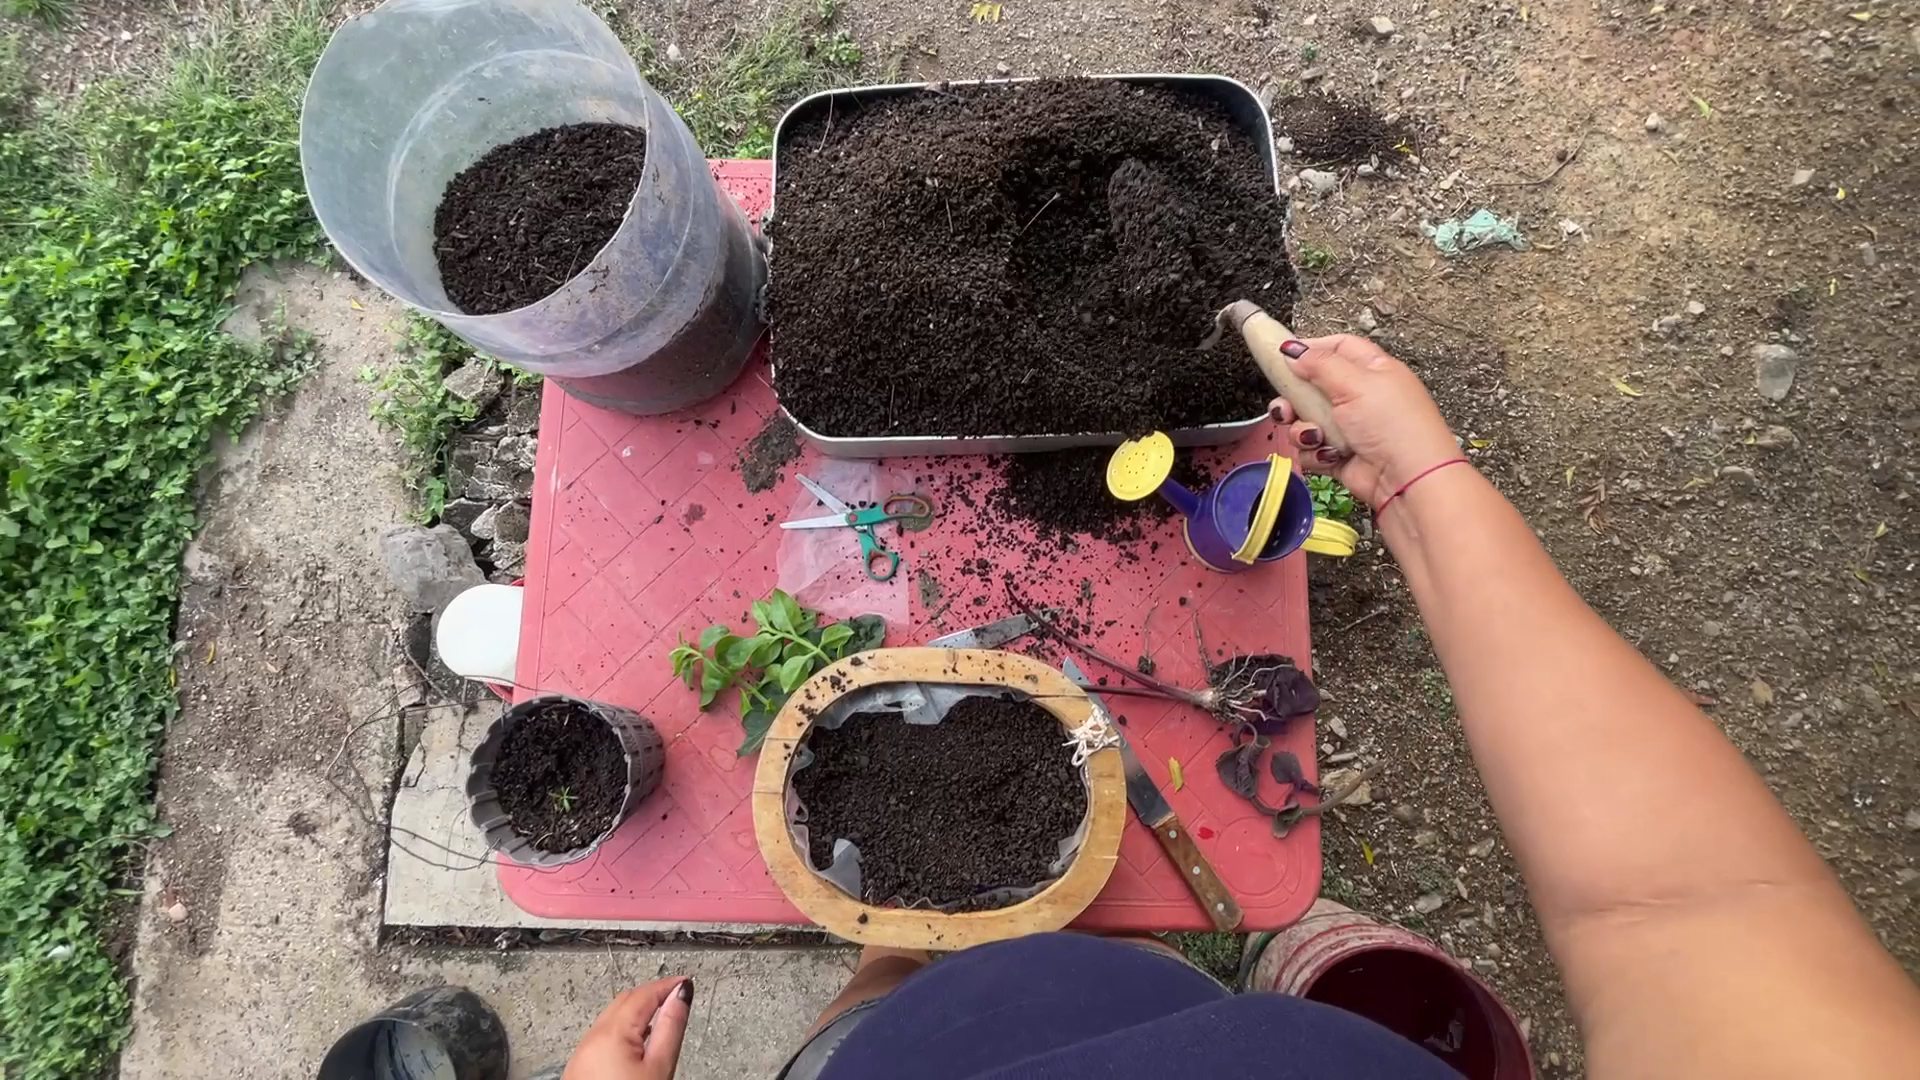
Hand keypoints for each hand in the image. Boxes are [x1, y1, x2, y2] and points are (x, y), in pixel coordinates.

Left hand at [563, 977, 693, 1079]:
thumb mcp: (660, 1067)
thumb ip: (672, 1025)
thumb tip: (682, 993)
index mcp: (611, 1034)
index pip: (645, 993)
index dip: (669, 984)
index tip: (686, 983)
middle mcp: (590, 1040)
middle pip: (625, 1000)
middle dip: (652, 995)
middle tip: (676, 997)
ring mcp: (580, 1056)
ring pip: (611, 1017)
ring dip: (636, 1012)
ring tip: (660, 1019)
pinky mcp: (576, 1071)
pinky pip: (602, 1036)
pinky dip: (622, 1030)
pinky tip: (635, 1044)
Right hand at [1266, 334, 1459, 507]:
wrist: (1405, 477)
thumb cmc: (1393, 426)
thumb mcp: (1356, 383)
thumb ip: (1321, 363)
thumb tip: (1294, 350)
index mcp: (1372, 371)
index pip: (1338, 348)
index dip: (1311, 349)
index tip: (1284, 355)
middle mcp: (1360, 397)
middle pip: (1312, 388)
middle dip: (1294, 399)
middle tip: (1285, 407)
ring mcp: (1348, 427)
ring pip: (1305, 421)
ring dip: (1302, 430)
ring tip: (1313, 437)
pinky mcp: (1339, 454)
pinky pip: (1310, 449)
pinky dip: (1314, 453)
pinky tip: (1329, 455)